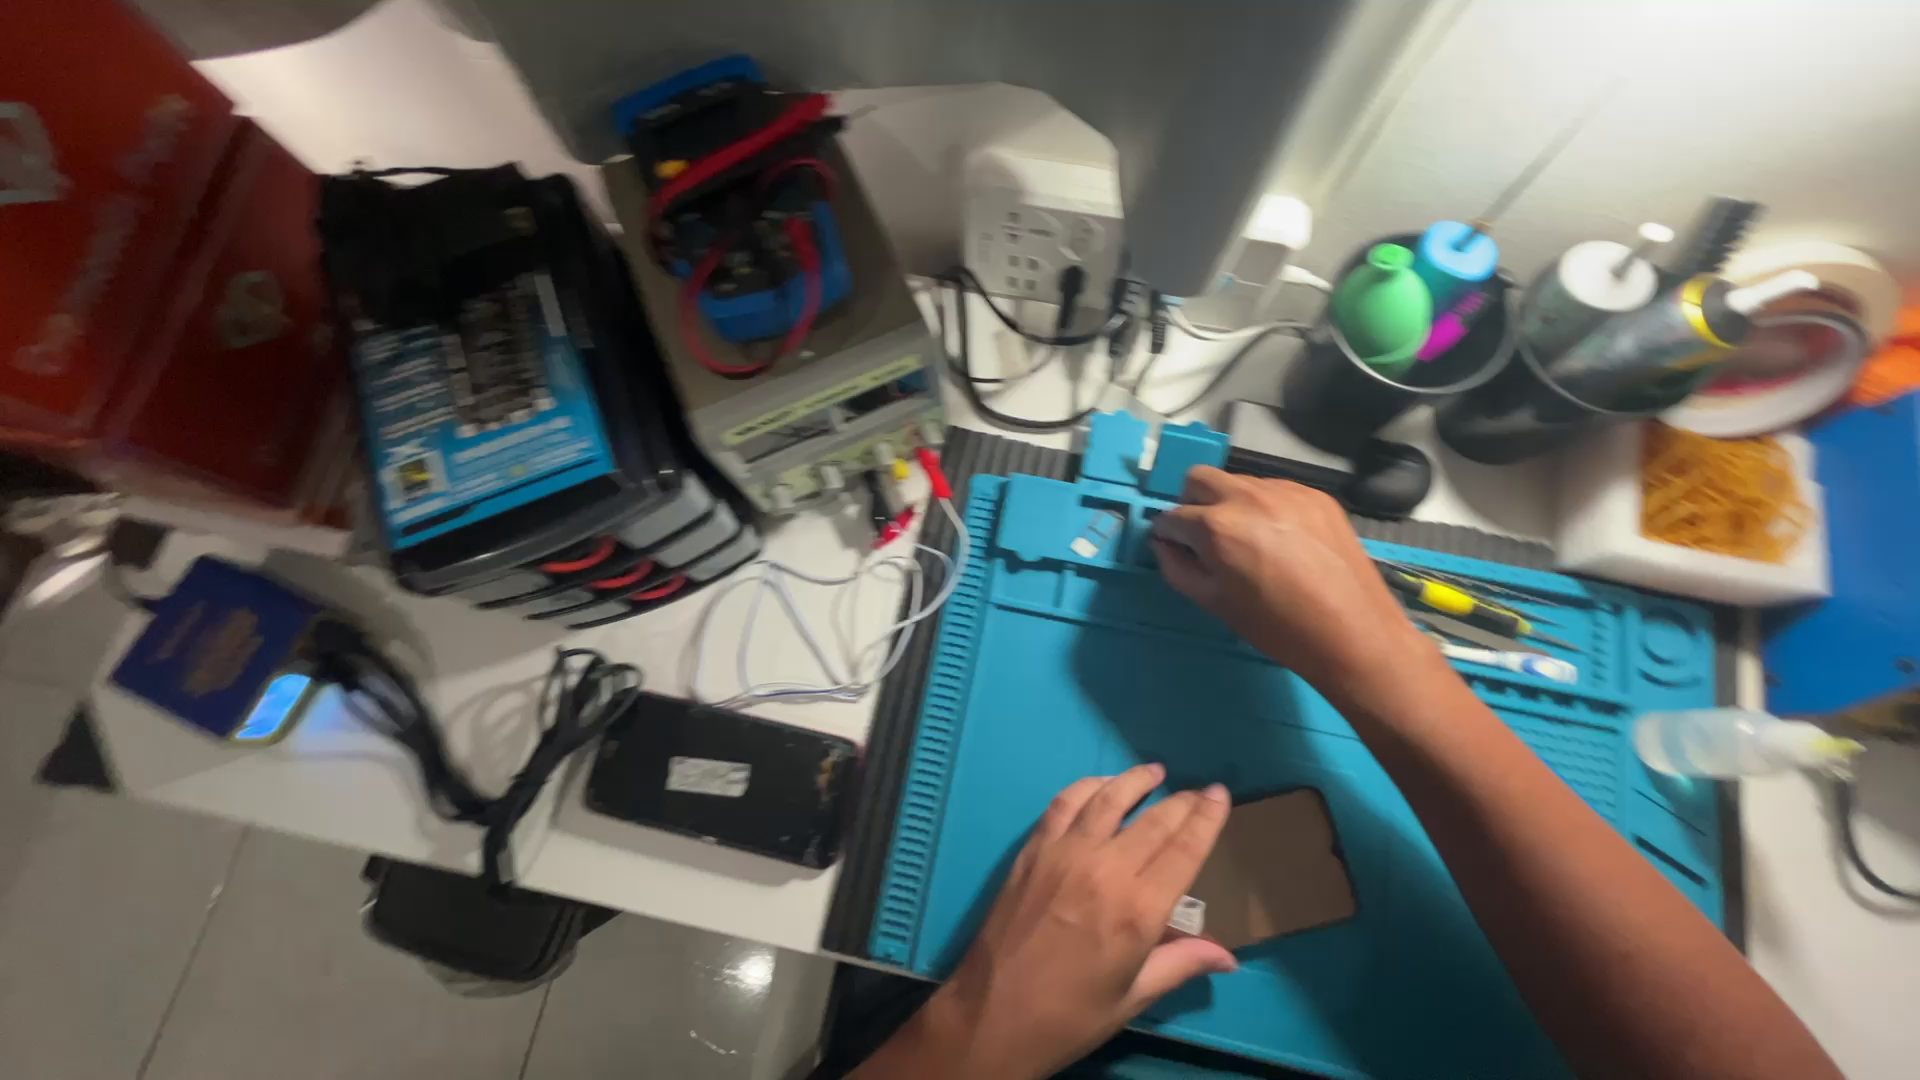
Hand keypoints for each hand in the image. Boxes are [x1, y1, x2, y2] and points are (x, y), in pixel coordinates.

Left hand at [912, 765, 1233, 1078]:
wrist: (994, 1011)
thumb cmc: (1070, 1015)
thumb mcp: (1133, 997)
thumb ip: (1180, 964)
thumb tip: (1228, 955)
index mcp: (1138, 911)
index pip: (1183, 851)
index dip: (1205, 818)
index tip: (1219, 794)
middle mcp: (1105, 870)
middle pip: (1153, 821)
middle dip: (1180, 801)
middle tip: (1197, 788)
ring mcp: (1065, 853)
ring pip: (1107, 800)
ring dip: (1134, 780)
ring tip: (1154, 771)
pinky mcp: (1034, 848)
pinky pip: (1064, 803)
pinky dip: (1086, 787)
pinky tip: (1100, 785)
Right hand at [1150, 467, 1429, 696]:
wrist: (1353, 634)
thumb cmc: (1275, 627)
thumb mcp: (1212, 602)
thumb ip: (1176, 567)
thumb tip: (1164, 544)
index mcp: (1216, 527)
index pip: (1170, 516)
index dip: (1167, 534)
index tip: (1176, 548)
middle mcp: (1247, 497)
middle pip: (1198, 478)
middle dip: (1191, 503)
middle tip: (1205, 536)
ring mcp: (1285, 491)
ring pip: (1238, 482)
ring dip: (1230, 504)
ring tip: (1250, 541)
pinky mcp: (1316, 495)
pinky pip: (1274, 489)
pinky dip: (1265, 508)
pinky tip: (1282, 540)